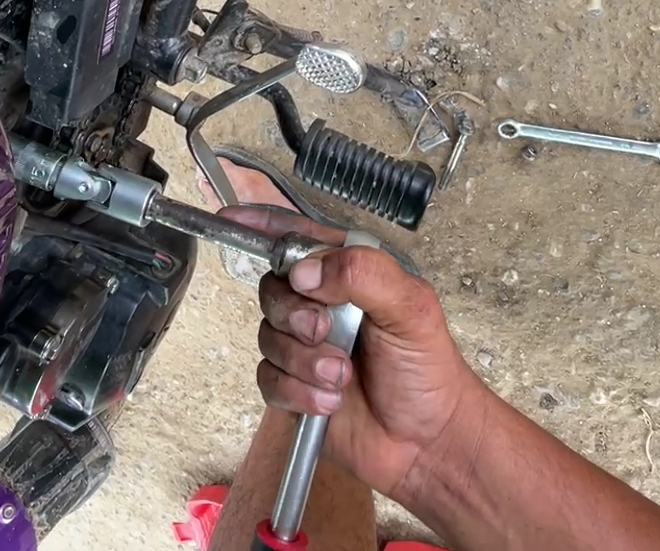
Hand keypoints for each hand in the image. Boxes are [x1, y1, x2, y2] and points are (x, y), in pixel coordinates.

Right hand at [218, 204, 490, 502]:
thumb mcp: (410, 307)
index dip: (262, 225)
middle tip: (322, 330)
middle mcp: (322, 302)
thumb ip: (363, 274)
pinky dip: (297, 390)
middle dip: (293, 312)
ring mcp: (306, 343)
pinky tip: (330, 399)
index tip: (231, 218)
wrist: (427, 441)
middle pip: (273, 288)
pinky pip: (268, 378)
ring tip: (340, 375)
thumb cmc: (428, 367)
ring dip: (303, 360)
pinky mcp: (294, 384)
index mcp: (348, 271)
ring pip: (268, 335)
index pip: (299, 237)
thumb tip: (305, 271)